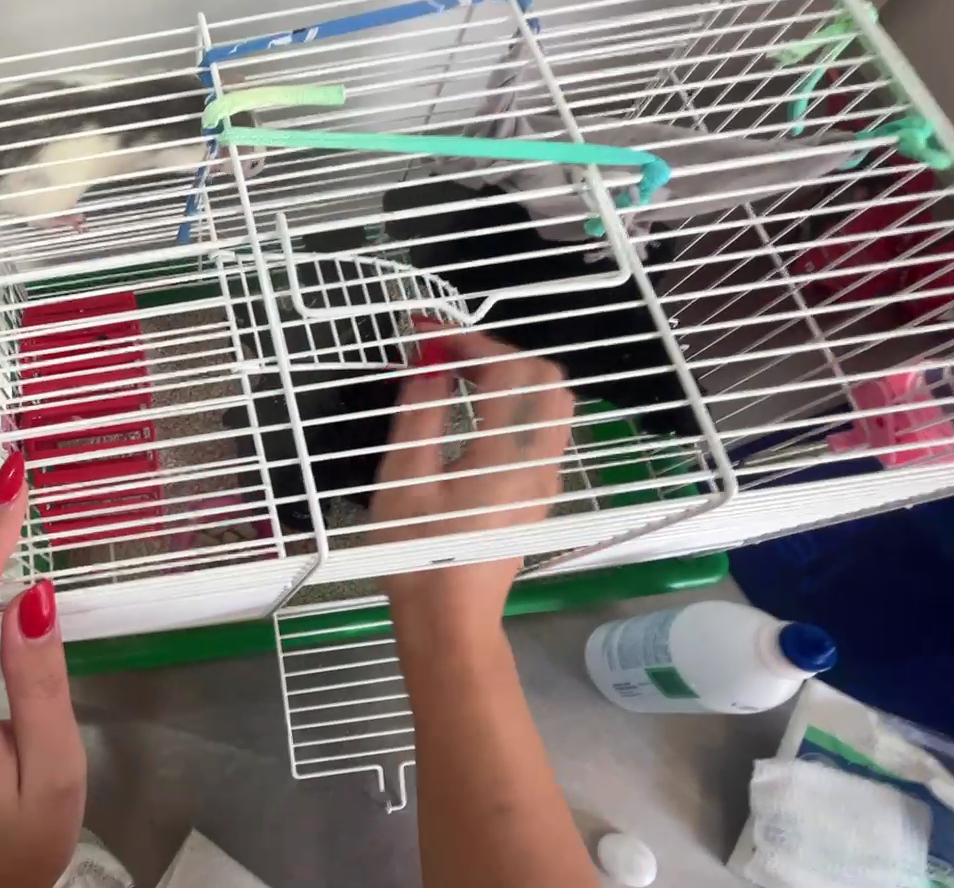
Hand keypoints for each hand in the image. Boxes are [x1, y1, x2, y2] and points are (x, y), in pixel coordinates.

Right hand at [372, 329, 575, 620]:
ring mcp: (544, 478)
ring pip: (549, 401)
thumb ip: (420, 414)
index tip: (425, 332)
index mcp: (506, 458)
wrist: (447, 620)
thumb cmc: (416, 552)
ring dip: (508, 374)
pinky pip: (539, 425)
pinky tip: (469, 408)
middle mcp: (539, 463)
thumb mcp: (404, 478)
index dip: (467, 341)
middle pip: (545, 379)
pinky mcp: (537, 491)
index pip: (507, 373)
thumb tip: (428, 364)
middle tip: (443, 352)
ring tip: (455, 374)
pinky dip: (511, 400)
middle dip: (494, 352)